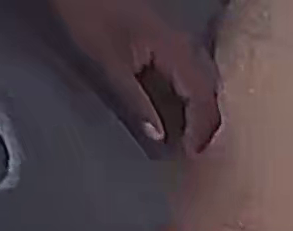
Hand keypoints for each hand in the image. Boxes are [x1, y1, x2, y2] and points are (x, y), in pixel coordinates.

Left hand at [51, 0, 222, 152]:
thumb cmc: (83, 10)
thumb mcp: (105, 62)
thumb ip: (135, 104)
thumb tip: (159, 139)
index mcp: (176, 50)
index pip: (203, 100)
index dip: (201, 131)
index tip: (191, 154)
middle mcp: (182, 40)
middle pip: (209, 89)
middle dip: (206, 121)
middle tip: (196, 147)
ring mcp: (173, 32)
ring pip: (202, 78)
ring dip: (199, 106)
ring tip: (189, 130)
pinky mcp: (159, 28)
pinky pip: (188, 66)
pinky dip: (188, 90)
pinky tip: (176, 101)